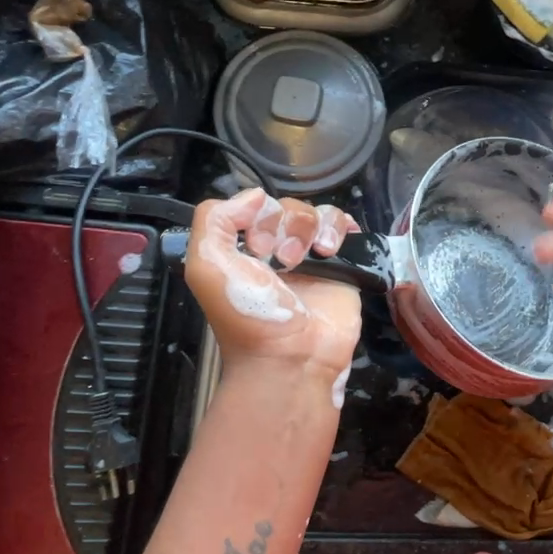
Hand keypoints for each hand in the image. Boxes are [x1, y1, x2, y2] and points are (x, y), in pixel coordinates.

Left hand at [186, 190, 362, 387]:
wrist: (292, 357)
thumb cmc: (247, 316)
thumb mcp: (206, 266)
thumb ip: (213, 220)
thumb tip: (256, 195)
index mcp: (243, 250)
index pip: (255, 207)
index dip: (257, 218)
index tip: (255, 249)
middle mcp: (277, 251)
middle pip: (288, 207)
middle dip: (286, 227)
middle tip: (283, 262)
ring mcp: (312, 258)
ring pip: (317, 213)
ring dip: (313, 229)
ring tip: (312, 258)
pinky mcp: (343, 267)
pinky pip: (346, 227)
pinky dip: (340, 228)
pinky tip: (332, 250)